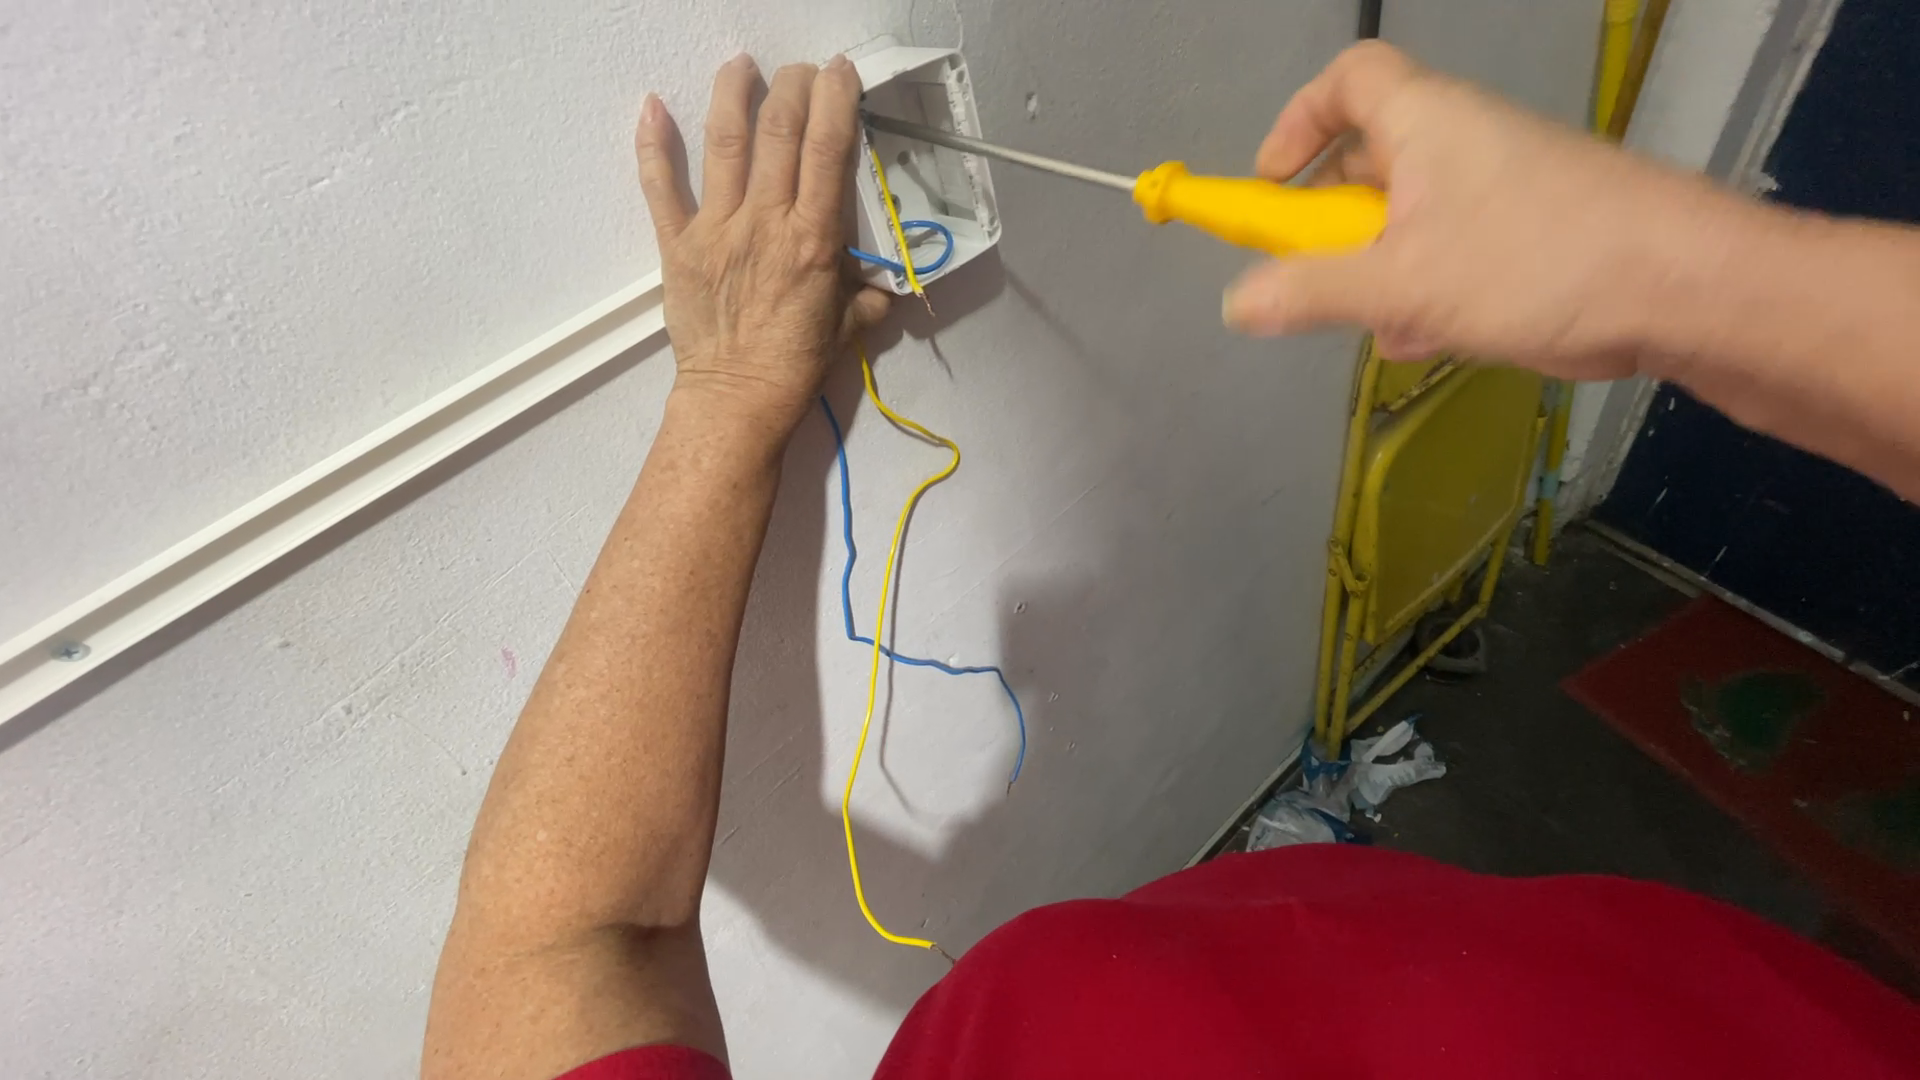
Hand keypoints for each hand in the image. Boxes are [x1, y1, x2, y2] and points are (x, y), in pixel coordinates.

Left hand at [636, 54, 888, 433]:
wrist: (736, 401)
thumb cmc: (794, 369)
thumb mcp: (843, 332)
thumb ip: (865, 302)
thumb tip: (883, 292)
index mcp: (813, 243)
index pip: (828, 152)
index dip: (836, 101)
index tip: (842, 72)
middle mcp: (765, 223)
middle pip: (780, 132)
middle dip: (795, 86)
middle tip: (802, 71)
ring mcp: (717, 229)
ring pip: (725, 142)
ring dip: (734, 92)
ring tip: (742, 63)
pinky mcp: (677, 245)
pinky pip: (661, 186)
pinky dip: (653, 144)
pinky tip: (653, 105)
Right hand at [1224, 41, 1742, 379]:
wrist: (1682, 295)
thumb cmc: (1534, 263)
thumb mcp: (1400, 282)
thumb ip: (1308, 292)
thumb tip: (1234, 303)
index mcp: (1427, 125)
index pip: (1351, 80)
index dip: (1298, 122)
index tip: (1270, 184)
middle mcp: (1453, 148)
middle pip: (1360, 164)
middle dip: (1326, 226)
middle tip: (1309, 276)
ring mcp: (1483, 195)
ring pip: (1392, 224)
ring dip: (1368, 276)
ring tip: (1380, 319)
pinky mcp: (1507, 241)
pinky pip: (1431, 258)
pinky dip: (1412, 295)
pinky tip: (1425, 335)